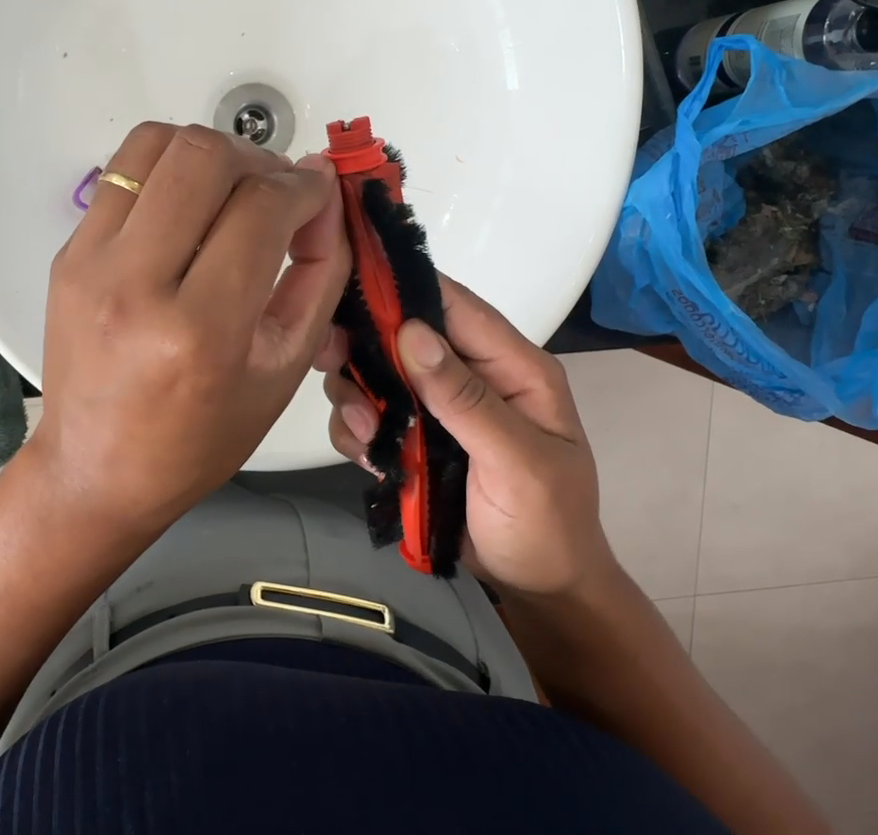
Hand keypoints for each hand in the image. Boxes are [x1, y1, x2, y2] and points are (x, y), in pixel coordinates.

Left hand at [31, 122, 350, 532]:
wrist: (98, 470)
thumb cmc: (198, 439)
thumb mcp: (282, 371)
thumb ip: (318, 277)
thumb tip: (325, 197)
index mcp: (200, 330)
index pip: (261, 209)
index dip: (306, 189)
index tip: (319, 197)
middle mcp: (135, 285)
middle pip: (204, 156)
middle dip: (258, 159)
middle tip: (277, 193)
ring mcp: (90, 263)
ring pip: (154, 144)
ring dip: (208, 154)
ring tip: (232, 192)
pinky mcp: (67, 255)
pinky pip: (122, 174)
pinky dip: (167, 175)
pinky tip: (188, 213)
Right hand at [319, 276, 614, 595]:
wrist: (537, 592)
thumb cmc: (546, 526)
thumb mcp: (518, 463)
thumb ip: (467, 399)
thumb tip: (412, 333)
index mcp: (512, 367)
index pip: (454, 306)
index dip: (404, 288)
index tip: (348, 285)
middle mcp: (470, 377)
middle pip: (403, 336)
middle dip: (364, 348)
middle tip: (331, 363)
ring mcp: (438, 410)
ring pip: (377, 374)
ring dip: (356, 395)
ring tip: (361, 430)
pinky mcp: (412, 441)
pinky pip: (370, 417)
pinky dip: (356, 430)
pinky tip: (364, 455)